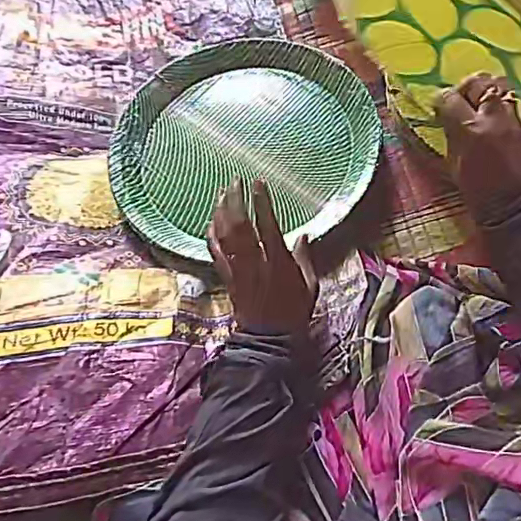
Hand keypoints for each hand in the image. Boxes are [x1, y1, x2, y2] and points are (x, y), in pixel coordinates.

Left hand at [207, 178, 318, 334]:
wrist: (269, 339)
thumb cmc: (294, 311)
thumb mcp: (309, 283)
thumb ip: (304, 257)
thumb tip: (303, 235)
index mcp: (278, 261)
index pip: (267, 224)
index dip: (261, 202)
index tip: (258, 183)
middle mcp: (255, 261)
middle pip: (240, 225)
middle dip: (235, 200)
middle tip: (234, 181)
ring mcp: (238, 269)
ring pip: (224, 235)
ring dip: (221, 212)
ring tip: (222, 193)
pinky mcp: (227, 278)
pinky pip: (215, 253)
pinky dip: (211, 235)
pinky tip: (211, 221)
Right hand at [435, 73, 520, 219]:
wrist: (513, 204)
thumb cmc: (477, 189)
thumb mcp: (453, 163)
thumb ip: (448, 134)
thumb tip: (442, 114)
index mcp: (469, 129)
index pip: (450, 97)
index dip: (441, 100)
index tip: (438, 107)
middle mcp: (493, 117)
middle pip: (479, 82)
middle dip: (465, 88)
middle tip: (459, 100)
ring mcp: (511, 118)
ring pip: (498, 86)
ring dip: (484, 91)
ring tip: (476, 104)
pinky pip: (508, 100)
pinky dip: (497, 101)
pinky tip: (490, 115)